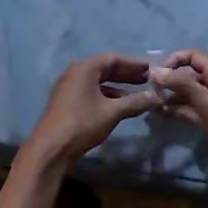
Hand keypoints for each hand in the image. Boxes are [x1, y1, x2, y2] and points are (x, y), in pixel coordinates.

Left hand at [27, 54, 160, 159]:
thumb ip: (135, 102)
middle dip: (127, 75)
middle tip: (148, 80)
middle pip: (105, 69)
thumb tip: (156, 97)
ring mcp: (70, 88)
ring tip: (139, 94)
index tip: (151, 69)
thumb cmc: (82, 124)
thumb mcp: (112, 112)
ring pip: (99, 83)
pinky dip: (108, 97)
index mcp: (84, 69)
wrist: (51, 149)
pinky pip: (92, 93)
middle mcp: (75, 74)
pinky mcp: (68, 103)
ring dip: (119, 87)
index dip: (134, 63)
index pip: (113, 59)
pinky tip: (122, 106)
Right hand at [149, 49, 207, 171]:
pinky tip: (160, 113)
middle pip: (187, 75)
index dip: (175, 59)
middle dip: (169, 80)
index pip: (193, 56)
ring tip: (151, 103)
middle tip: (150, 90)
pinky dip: (175, 110)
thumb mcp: (205, 98)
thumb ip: (181, 83)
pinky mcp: (207, 121)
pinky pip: (187, 111)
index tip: (158, 73)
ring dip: (169, 97)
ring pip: (186, 95)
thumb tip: (155, 71)